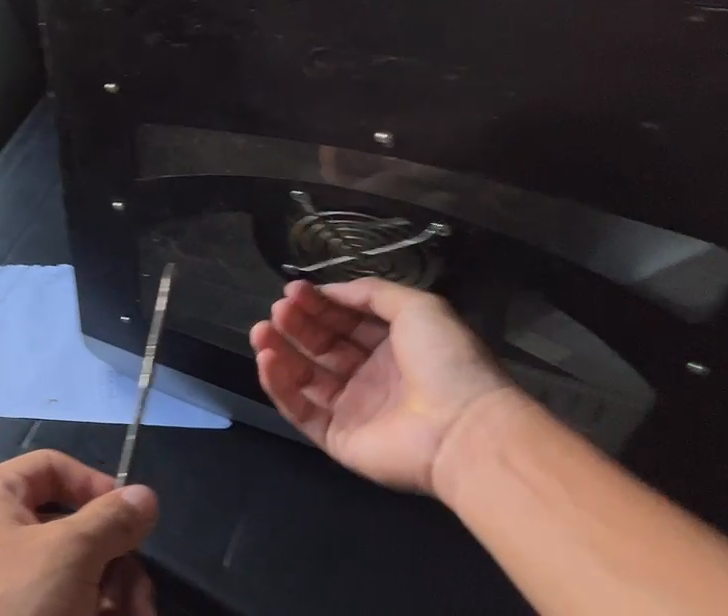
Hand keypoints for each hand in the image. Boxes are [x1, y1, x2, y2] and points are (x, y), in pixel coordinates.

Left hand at [0, 450, 159, 615]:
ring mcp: (9, 576)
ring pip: (79, 570)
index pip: (52, 466)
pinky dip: (97, 612)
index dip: (95, 486)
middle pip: (73, 524)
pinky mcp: (23, 613)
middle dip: (114, 560)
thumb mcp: (70, 554)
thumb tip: (146, 495)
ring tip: (131, 615)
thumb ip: (111, 520)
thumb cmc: (17, 605)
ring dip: (114, 595)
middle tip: (136, 590)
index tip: (136, 520)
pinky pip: (68, 601)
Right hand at [250, 278, 521, 493]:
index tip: (292, 290)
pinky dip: (279, 385)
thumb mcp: (420, 308)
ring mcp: (353, 409)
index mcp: (392, 348)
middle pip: (319, 345)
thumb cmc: (447, 363)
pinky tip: (268, 360)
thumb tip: (327, 291)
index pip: (342, 321)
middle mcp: (370, 377)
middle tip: (278, 309)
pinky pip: (300, 409)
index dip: (317, 304)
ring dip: (279, 350)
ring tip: (261, 332)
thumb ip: (371, 293)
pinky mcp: (337, 438)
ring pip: (303, 376)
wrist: (466, 431)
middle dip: (295, 324)